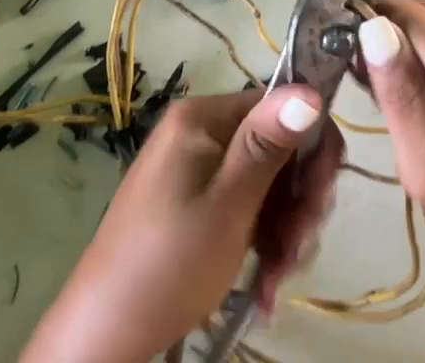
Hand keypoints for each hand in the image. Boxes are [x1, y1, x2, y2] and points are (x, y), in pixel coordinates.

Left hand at [21, 88, 343, 362]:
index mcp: (203, 119)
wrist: (103, 335)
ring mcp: (199, 170)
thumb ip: (268, 146)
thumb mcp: (228, 206)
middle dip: (300, 201)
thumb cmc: (168, 265)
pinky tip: (267, 282)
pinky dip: (266, 242)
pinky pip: (250, 207)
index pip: (282, 106)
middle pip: (281, 148)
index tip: (321, 199)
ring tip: (278, 277)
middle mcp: (202, 133)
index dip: (314, 148)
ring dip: (286, 230)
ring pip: (271, 184)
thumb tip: (310, 89)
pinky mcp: (199, 203)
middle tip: (299, 247)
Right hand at [360, 0, 424, 361]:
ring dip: (406, 46)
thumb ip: (399, 96)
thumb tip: (371, 28)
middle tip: (391, 100)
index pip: (390, 13)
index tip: (364, 82)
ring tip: (416, 97)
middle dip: (386, 46)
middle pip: (405, 10)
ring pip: (420, 10)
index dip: (366, 41)